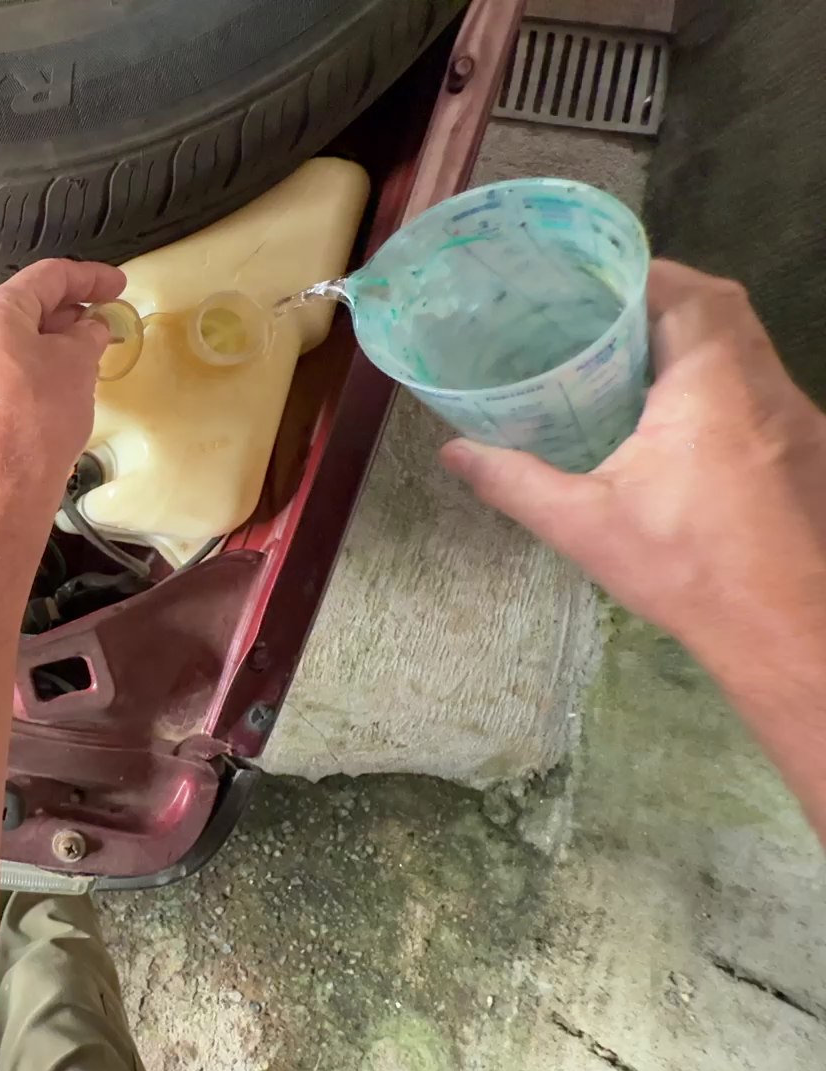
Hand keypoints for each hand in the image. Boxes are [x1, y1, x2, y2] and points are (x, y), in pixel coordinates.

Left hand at [0, 259, 125, 519]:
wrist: (0, 491)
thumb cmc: (37, 421)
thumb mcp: (78, 364)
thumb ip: (86, 333)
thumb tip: (88, 328)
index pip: (47, 277)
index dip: (89, 277)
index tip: (116, 286)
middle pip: (21, 309)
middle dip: (66, 313)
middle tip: (100, 323)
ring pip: (7, 345)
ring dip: (46, 344)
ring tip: (82, 358)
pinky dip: (26, 371)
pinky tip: (52, 389)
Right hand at [439, 260, 825, 667]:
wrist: (796, 626)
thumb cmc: (684, 565)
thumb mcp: (576, 523)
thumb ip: (509, 479)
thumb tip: (452, 451)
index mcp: (715, 396)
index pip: (696, 301)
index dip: (648, 275)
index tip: (592, 274)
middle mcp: (768, 394)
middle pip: (725, 313)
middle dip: (660, 297)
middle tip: (587, 309)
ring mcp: (794, 421)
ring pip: (743, 348)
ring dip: (682, 336)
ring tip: (608, 351)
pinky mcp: (801, 450)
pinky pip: (750, 385)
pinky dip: (701, 373)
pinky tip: (653, 409)